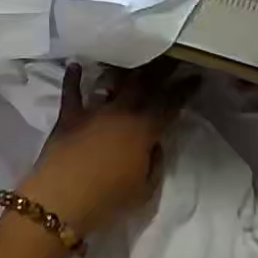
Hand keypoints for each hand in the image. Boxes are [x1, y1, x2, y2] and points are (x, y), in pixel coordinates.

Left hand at [17, 61, 197, 237]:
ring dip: (124, 70)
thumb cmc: (109, 199)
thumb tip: (154, 144)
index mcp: (145, 130)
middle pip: (145, 83)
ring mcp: (94, 111)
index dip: (185, 89)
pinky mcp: (69, 117)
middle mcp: (122, 112)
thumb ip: (155, 162)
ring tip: (132, 59)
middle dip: (160, 68)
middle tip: (169, 57)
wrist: (62, 200)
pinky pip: (71, 92)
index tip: (195, 77)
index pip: (171, 104)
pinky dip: (73, 78)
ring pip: (113, 82)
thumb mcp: (145, 189)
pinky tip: (75, 65)